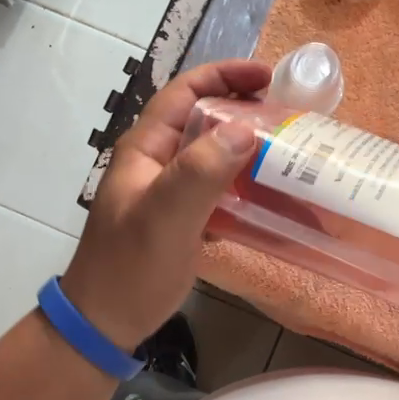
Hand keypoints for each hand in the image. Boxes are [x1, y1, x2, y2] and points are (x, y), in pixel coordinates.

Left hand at [60, 60, 268, 349]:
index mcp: (145, 149)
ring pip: (215, 156)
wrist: (105, 323)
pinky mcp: (182, 219)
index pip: (185, 93)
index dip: (224, 76)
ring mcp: (169, 192)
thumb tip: (245, 130)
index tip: (269, 79)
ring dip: (250, 152)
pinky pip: (219, 191)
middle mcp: (157, 162)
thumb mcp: (164, 218)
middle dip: (246, 114)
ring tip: (293, 156)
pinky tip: (275, 199)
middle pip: (205, 120)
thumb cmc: (129, 269)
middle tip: (291, 120)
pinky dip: (246, 188)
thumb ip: (200, 172)